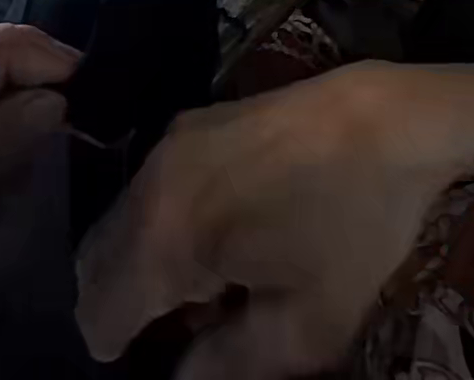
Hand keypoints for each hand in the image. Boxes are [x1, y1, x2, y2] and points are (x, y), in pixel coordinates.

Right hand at [76, 62, 473, 379]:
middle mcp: (148, 181)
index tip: (154, 359)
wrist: (380, 119)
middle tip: (182, 330)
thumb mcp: (306, 323)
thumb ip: (227, 364)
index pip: (97, 308)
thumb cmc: (350, 224)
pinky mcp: (186, 122)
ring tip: (207, 285)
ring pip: (119, 219)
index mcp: (167, 235)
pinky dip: (160, 221)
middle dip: (121, 302)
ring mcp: (164, 143)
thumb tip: (178, 376)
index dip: (118, 347)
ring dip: (140, 261)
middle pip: (94, 259)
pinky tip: (218, 229)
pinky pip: (147, 186)